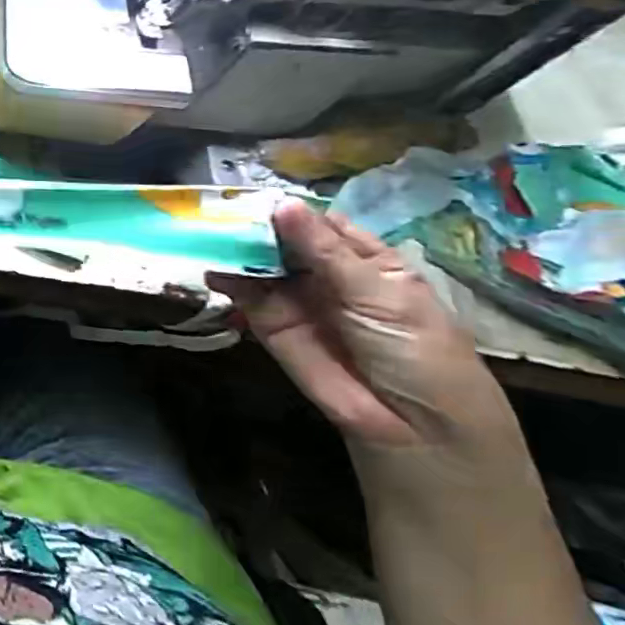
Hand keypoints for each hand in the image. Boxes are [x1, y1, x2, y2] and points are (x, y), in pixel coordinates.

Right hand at [207, 200, 511, 451]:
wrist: (415, 431)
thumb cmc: (419, 352)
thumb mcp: (380, 294)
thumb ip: (324, 251)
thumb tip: (281, 205)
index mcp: (363, 258)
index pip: (318, 222)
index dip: (289, 208)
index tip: (253, 194)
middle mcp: (323, 273)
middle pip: (281, 239)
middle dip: (253, 225)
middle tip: (218, 210)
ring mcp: (294, 298)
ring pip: (258, 264)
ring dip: (233, 249)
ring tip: (205, 233)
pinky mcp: (269, 324)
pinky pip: (244, 295)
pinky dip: (225, 280)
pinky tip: (211, 268)